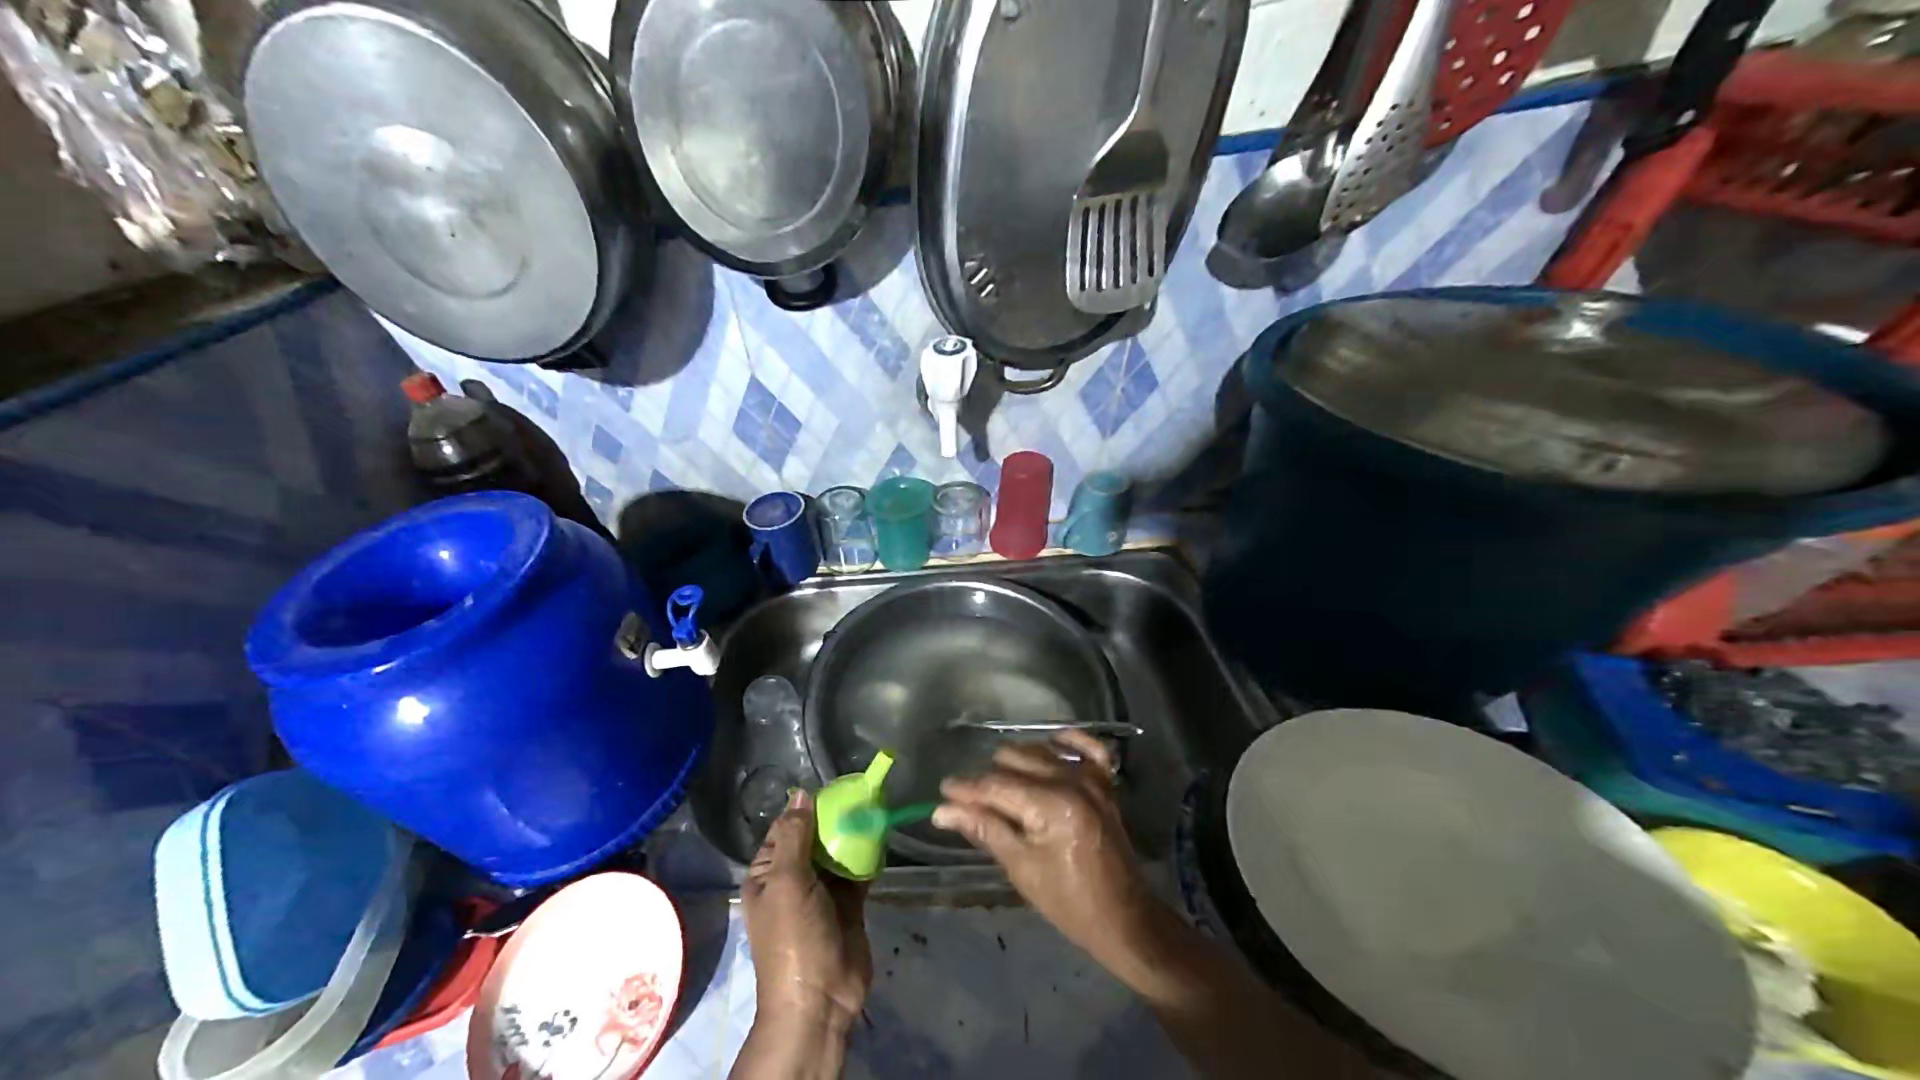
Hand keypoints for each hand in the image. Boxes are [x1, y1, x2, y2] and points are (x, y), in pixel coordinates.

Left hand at [740, 789, 871, 1025]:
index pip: (786, 828)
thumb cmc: (794, 937)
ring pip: (838, 852)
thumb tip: (800, 793)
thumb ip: (795, 836)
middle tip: (862, 793)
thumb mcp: (786, 882)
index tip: (835, 787)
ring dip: (854, 834)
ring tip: (876, 807)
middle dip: (835, 818)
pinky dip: (869, 855)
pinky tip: (882, 836)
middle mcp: (793, 879)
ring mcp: (822, 892)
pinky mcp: (848, 904)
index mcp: (768, 874)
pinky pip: (858, 871)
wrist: (820, 999)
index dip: (807, 807)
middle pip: (815, 837)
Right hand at [932, 731, 1155, 967]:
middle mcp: (1071, 781)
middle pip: (1015, 762)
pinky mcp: (1105, 784)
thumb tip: (942, 810)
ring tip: (999, 786)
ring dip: (1017, 762)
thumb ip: (984, 829)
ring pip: (1041, 751)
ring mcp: (1092, 779)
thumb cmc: (1068, 901)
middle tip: (972, 802)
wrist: (1123, 918)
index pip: (996, 786)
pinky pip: (1088, 747)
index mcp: (1050, 805)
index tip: (943, 791)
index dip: (966, 789)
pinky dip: (1067, 742)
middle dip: (989, 779)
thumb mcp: (1021, 868)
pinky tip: (1049, 743)